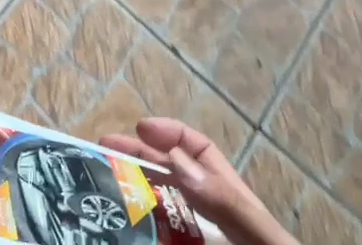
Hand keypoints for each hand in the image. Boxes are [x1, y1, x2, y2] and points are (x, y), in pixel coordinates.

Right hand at [100, 119, 297, 244]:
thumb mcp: (265, 240)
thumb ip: (227, 204)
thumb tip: (178, 162)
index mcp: (232, 206)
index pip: (200, 155)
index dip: (170, 135)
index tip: (138, 128)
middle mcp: (209, 225)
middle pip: (167, 181)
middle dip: (135, 162)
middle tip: (98, 155)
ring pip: (155, 220)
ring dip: (126, 206)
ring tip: (96, 199)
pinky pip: (153, 240)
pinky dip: (129, 236)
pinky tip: (112, 234)